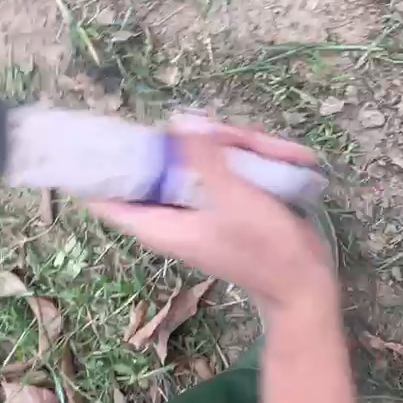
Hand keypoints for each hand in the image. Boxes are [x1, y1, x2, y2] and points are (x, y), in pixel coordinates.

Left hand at [88, 120, 335, 314]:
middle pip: (164, 161)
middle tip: (238, 136)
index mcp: (157, 222)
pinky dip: (256, 158)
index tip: (101, 131)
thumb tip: (176, 121)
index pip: (103, 196)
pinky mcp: (229, 200)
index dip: (97, 164)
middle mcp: (174, 211)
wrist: (305, 281)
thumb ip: (203, 158)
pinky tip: (289, 157)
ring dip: (242, 147)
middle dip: (200, 140)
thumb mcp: (233, 198)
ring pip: (203, 156)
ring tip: (280, 152)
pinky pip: (229, 166)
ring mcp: (203, 204)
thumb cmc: (264, 248)